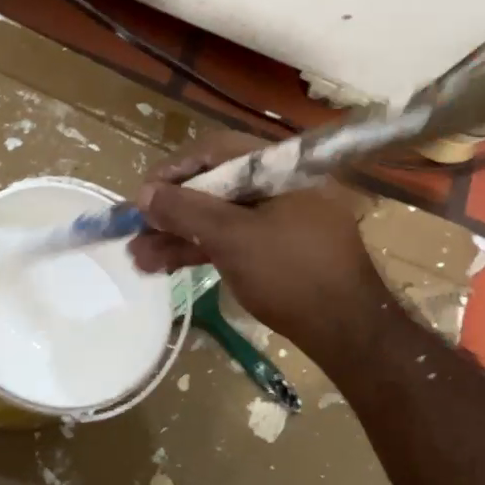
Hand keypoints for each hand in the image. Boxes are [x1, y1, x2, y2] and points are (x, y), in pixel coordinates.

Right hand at [126, 132, 399, 354]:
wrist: (349, 333)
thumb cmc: (292, 274)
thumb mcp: (232, 237)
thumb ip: (185, 210)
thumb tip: (143, 194)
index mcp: (280, 170)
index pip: (215, 151)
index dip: (174, 170)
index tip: (144, 195)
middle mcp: (279, 188)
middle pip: (211, 186)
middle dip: (169, 210)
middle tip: (134, 231)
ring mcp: (278, 222)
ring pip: (215, 218)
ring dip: (175, 235)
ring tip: (138, 258)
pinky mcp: (274, 252)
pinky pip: (228, 240)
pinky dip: (197, 250)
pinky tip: (162, 266)